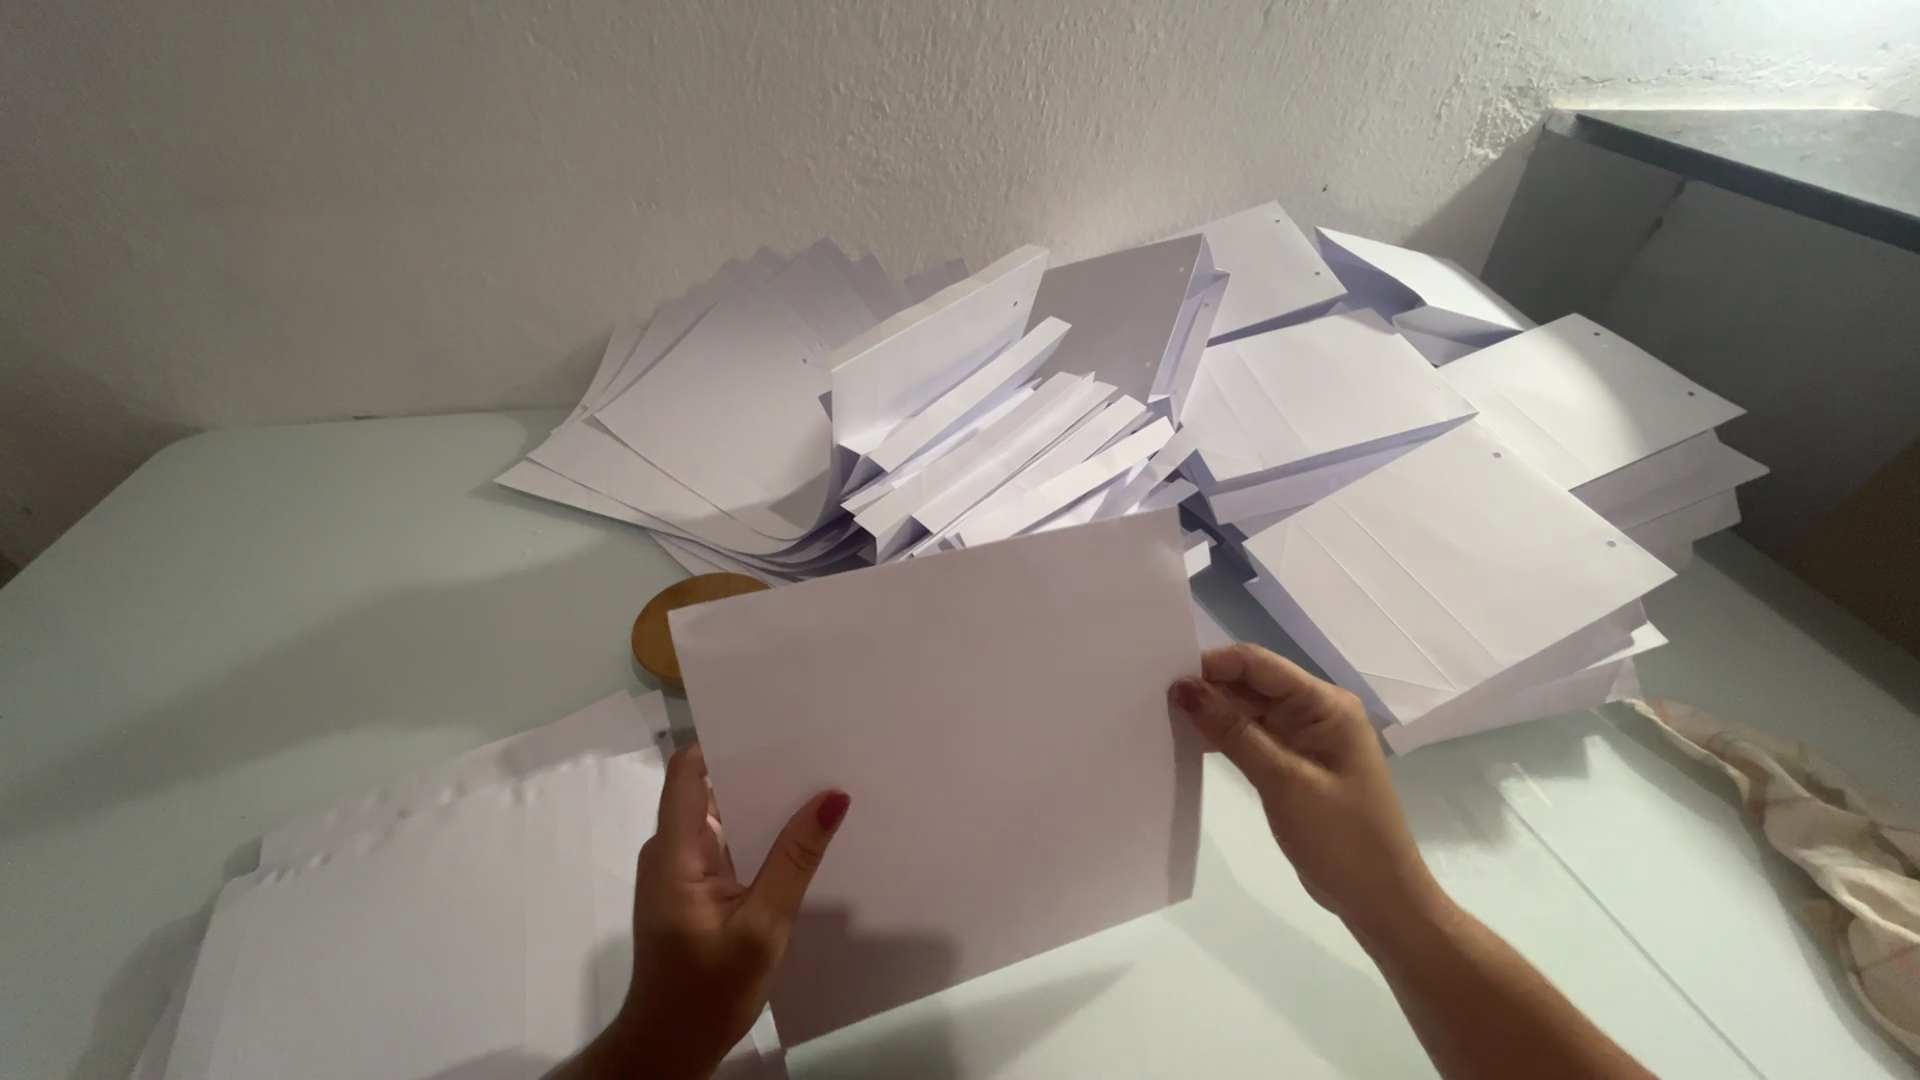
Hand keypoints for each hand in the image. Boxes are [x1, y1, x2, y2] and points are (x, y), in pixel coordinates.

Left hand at [572, 745, 849, 1079]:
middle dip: (756, 766)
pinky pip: (726, 840)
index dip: (724, 741)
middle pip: (708, 786)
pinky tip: (798, 828)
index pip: (688, 770)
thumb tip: (833, 796)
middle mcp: (672, 849)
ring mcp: (683, 868)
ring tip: (813, 780)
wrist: (669, 1050)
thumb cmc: (707, 991)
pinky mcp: (695, 886)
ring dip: (761, 799)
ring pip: (721, 814)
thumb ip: (796, 859)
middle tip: (811, 748)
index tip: (773, 725)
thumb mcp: (762, 926)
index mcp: (675, 851)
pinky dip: (758, 829)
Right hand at [1170, 644, 1445, 942]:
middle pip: (1250, 682)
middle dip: (1207, 687)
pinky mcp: (1292, 760)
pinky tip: (1190, 742)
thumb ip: (1232, 731)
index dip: (1212, 665)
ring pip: (1247, 707)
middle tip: (1155, 699)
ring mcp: (1304, 736)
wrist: (1381, 901)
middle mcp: (1315, 710)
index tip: (1165, 680)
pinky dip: (1223, 735)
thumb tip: (1183, 687)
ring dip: (1211, 711)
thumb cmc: (1342, 839)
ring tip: (1164, 717)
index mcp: (1324, 704)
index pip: (1257, 663)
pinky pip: (1251, 734)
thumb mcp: (1283, 781)